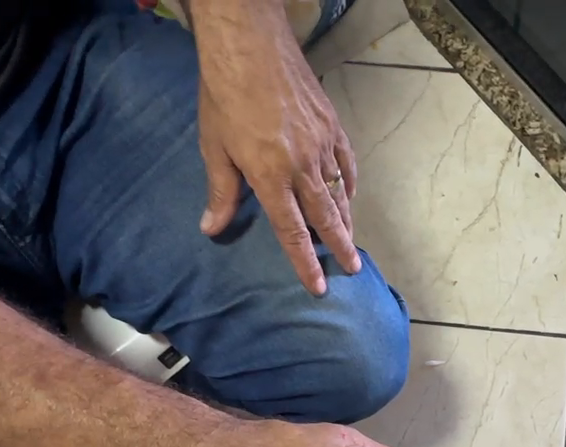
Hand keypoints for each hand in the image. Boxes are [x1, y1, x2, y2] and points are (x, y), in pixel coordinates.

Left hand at [191, 0, 358, 295]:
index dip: (304, 263)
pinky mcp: (331, 126)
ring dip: (346, 221)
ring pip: (339, 194)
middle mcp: (301, 169)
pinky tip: (350, 195)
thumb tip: (212, 229)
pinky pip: (347, 164)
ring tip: (352, 241)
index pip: (292, 232)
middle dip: (340, 247)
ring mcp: (321, 147)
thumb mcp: (215, 146)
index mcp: (271, 178)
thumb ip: (221, 191)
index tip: (318, 286)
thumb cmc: (225, 94)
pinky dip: (349, 184)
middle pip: (326, 219)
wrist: (250, 42)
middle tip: (353, 268)